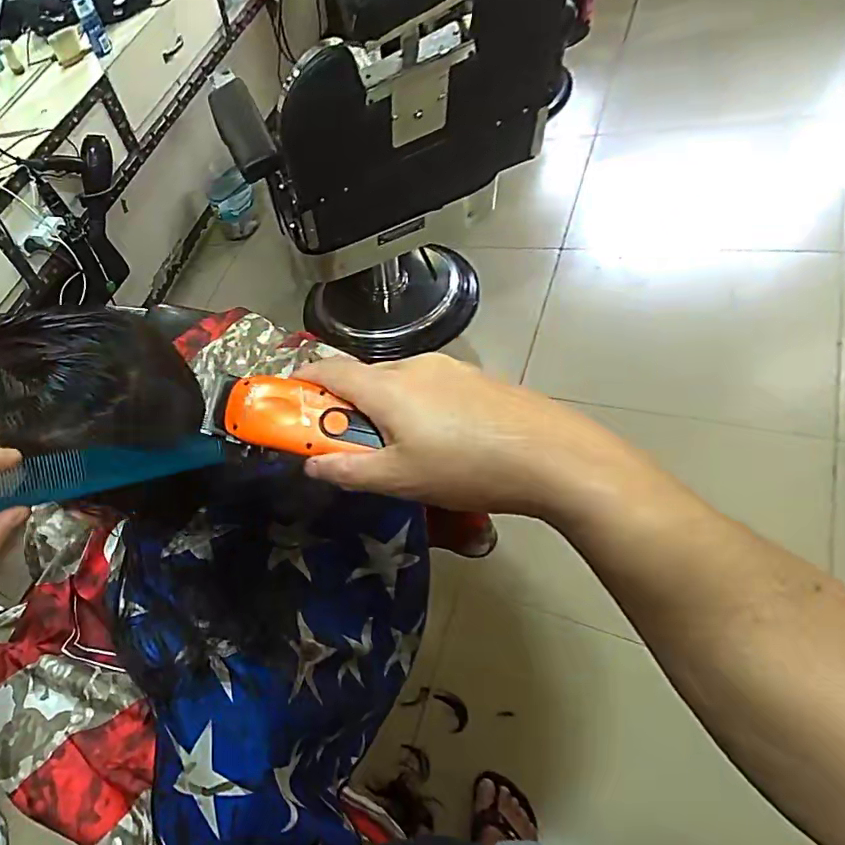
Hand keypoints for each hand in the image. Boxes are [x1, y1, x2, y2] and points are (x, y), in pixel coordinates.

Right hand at [293, 355, 665, 520]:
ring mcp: (451, 369)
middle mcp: (414, 366)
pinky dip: (415, 408)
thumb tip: (312, 466)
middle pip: (363, 378)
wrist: (554, 456)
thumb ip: (349, 471)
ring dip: (383, 409)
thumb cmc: (467, 468)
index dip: (302, 382)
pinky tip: (442, 442)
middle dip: (345, 406)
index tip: (290, 402)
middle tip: (347, 444)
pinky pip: (430, 388)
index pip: (329, 370)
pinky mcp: (477, 380)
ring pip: (399, 383)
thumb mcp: (400, 479)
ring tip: (400, 450)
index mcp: (387, 386)